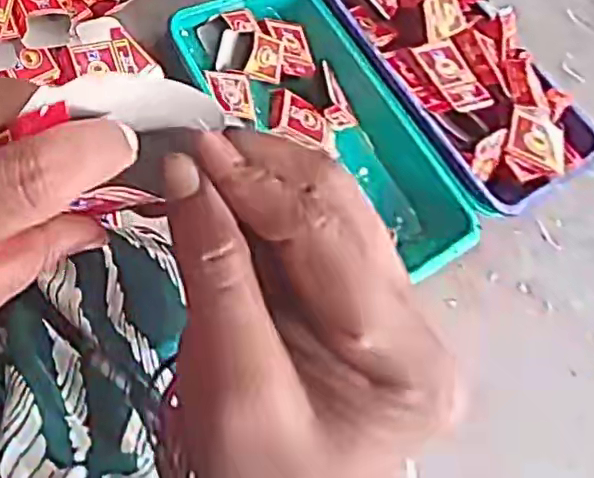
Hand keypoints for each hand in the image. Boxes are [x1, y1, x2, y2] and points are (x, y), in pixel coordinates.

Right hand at [161, 131, 458, 477]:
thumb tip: (184, 171)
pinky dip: (256, 196)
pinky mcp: (348, 290)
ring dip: (256, 172)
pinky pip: (302, 219)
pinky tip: (219, 192)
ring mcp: (383, 299)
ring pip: (321, 198)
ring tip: (200, 166)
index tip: (190, 148)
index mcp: (404, 354)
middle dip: (257, 164)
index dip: (252, 180)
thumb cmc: (255, 474)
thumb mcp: (231, 383)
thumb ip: (212, 269)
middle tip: (191, 151)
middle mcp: (409, 315)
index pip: (322, 231)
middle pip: (333, 201)